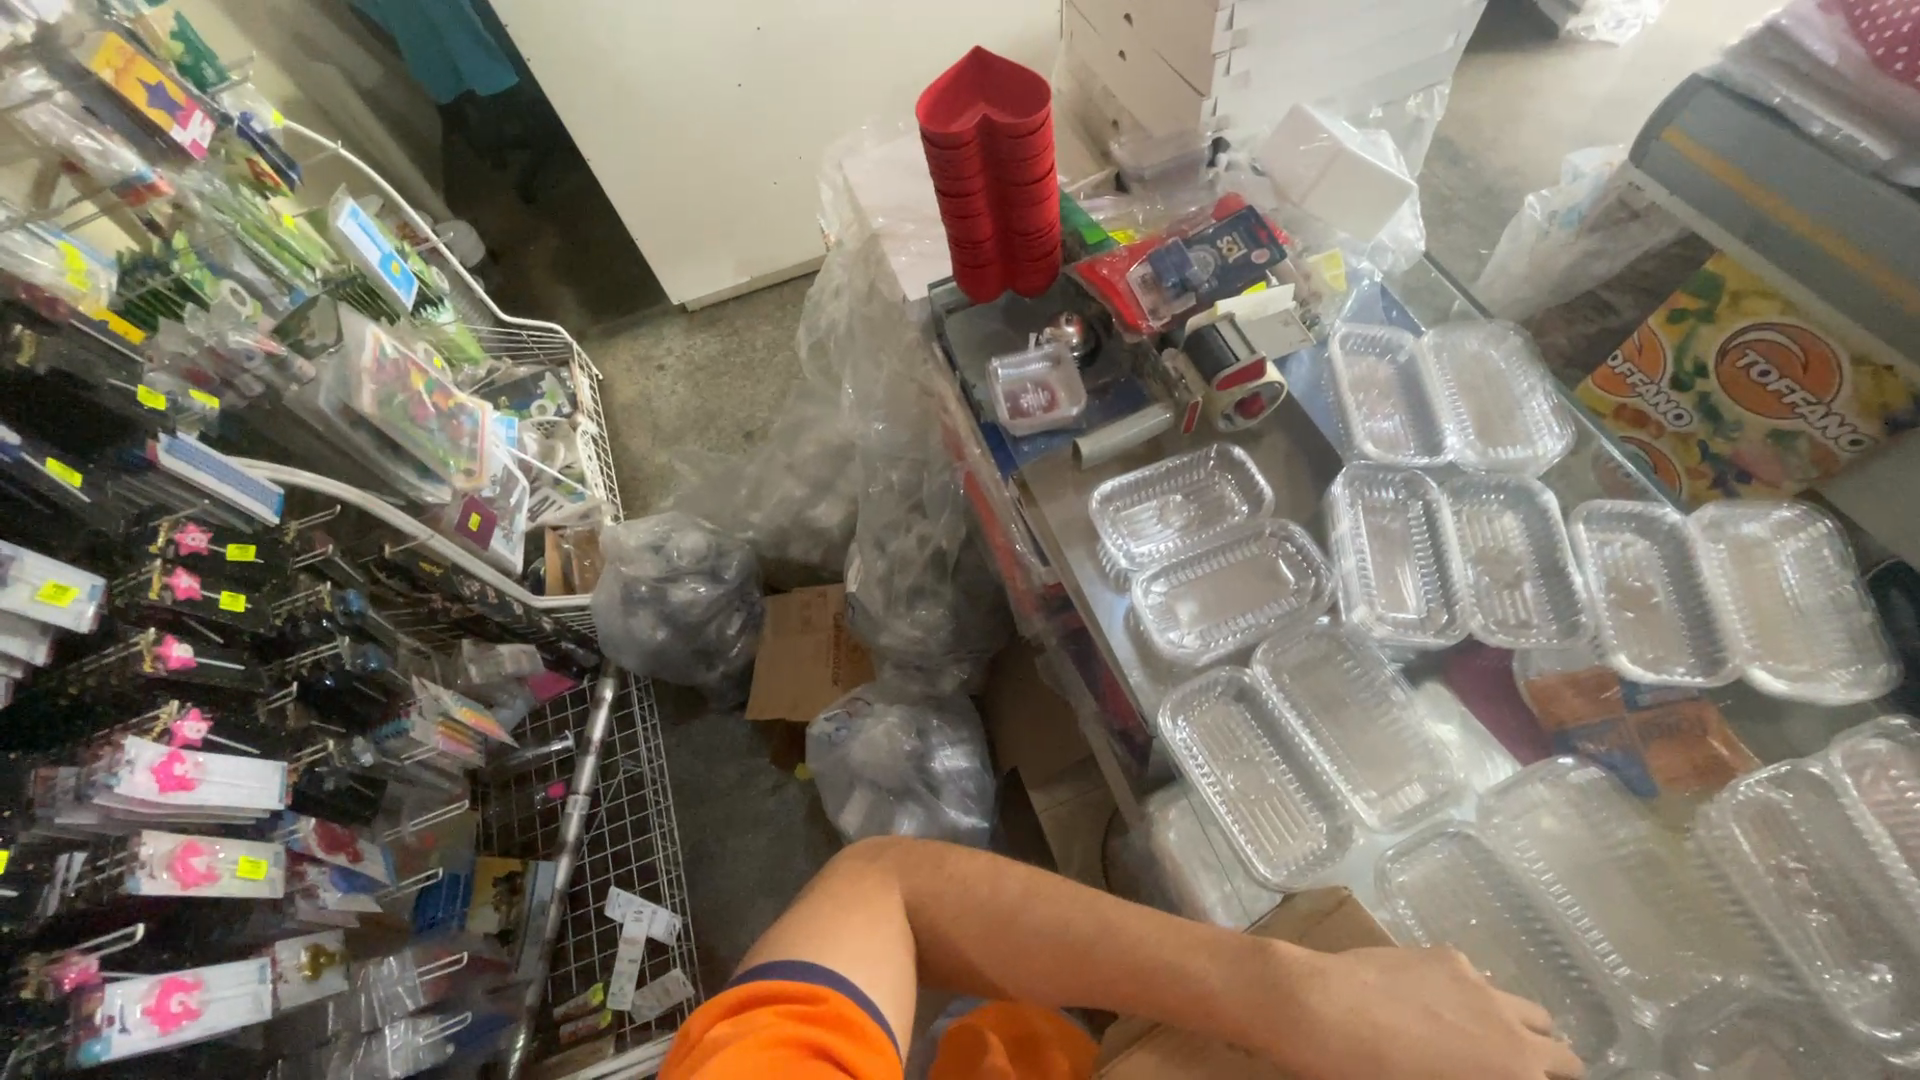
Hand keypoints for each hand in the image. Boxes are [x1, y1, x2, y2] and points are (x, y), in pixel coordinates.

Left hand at [1264, 944, 1586, 1079]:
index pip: (1564, 1076)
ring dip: (1516, 1026)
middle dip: (1546, 1064)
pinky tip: (1434, 999)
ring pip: (1524, 1009)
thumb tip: (1475, 1067)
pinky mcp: (1443, 955)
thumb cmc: (1372, 1073)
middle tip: (1512, 1072)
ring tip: (1482, 1037)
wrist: (1321, 1011)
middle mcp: (1511, 1026)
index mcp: (1515, 1072)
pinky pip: (1476, 978)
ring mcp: (1477, 984)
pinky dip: (1471, 993)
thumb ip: (1475, 1076)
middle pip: (1559, 1051)